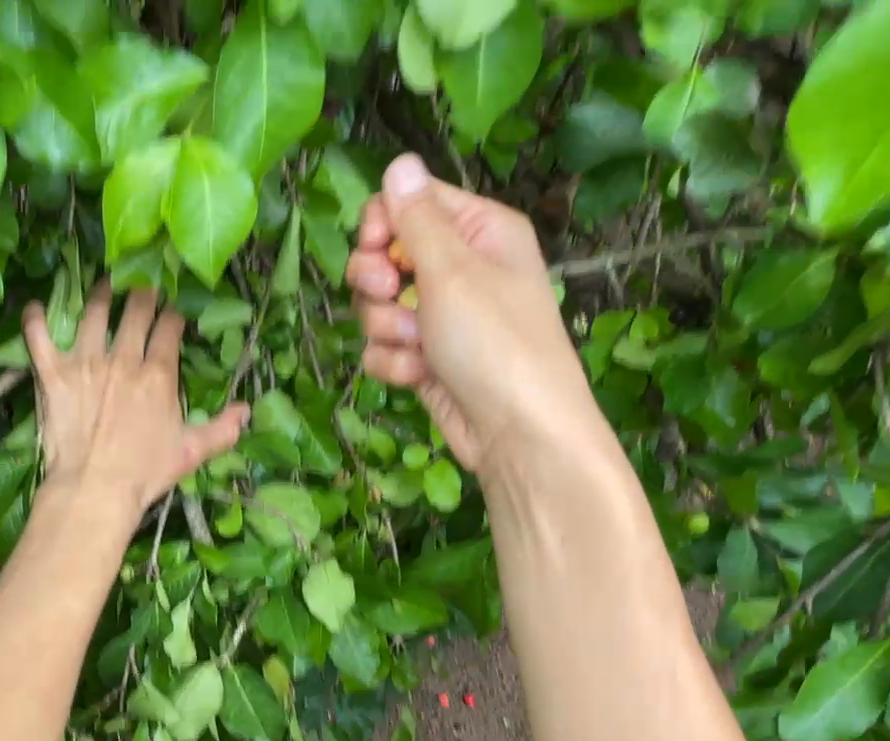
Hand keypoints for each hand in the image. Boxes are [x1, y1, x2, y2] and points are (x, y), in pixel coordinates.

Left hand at [22, 282, 248, 515]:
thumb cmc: (144, 474)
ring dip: (99, 295)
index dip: (173, 313)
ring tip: (102, 285)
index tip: (172, 307)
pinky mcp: (53, 375)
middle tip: (140, 284)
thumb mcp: (190, 452)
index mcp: (158, 374)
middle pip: (135, 310)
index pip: (169, 327)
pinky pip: (39, 338)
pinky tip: (33, 307)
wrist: (95, 489)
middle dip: (142, 292)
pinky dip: (34, 320)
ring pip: (93, 313)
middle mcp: (123, 359)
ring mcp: (86, 363)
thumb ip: (221, 429)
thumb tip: (247, 411)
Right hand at [347, 154, 609, 474]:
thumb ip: (418, 218)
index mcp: (477, 231)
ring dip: (386, 329)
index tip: (378, 250)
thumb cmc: (495, 342)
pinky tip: (419, 374)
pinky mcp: (423, 356)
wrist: (514, 430)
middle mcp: (458, 267)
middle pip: (381, 256)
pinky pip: (382, 347)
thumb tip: (397, 161)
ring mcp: (438, 315)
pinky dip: (393, 362)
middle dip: (375, 283)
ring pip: (375, 307)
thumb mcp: (453, 272)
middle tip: (391, 296)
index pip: (407, 203)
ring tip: (418, 346)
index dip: (381, 226)